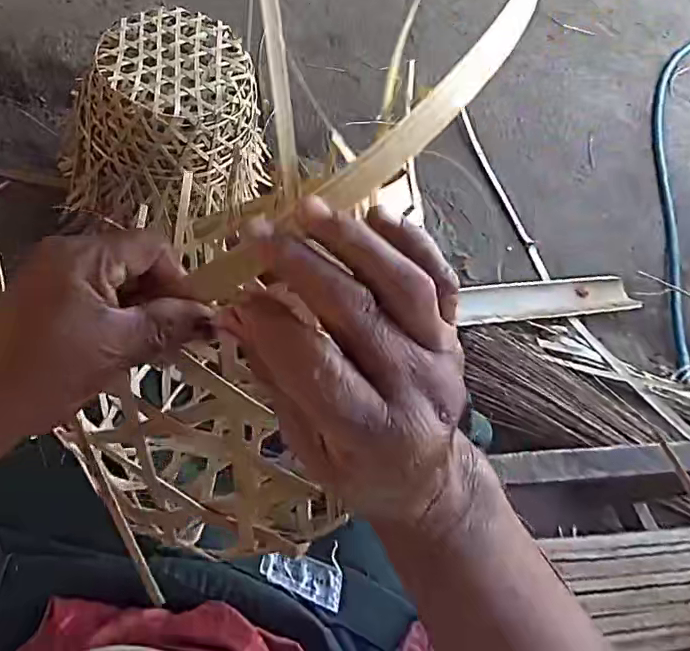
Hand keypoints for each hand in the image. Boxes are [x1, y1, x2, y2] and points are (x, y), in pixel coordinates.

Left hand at [0, 230, 214, 455]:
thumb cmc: (44, 371)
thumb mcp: (115, 347)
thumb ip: (165, 325)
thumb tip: (211, 316)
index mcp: (85, 253)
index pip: (152, 246)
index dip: (180, 279)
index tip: (193, 321)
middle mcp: (67, 252)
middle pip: (133, 262)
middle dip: (159, 299)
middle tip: (174, 344)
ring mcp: (49, 276)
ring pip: (113, 284)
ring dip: (136, 314)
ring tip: (145, 355)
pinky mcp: (38, 302)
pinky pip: (90, 299)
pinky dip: (111, 321)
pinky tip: (114, 356)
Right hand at [221, 196, 490, 536]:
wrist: (428, 478)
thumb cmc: (356, 468)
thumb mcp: (305, 444)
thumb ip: (273, 374)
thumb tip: (234, 313)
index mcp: (373, 433)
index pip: (316, 363)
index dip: (271, 321)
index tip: (238, 288)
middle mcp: (415, 388)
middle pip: (356, 311)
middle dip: (299, 265)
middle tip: (257, 233)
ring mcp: (442, 352)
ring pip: (401, 283)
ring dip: (351, 239)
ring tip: (307, 209)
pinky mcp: (455, 328)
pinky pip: (440, 276)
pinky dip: (410, 240)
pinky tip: (375, 213)